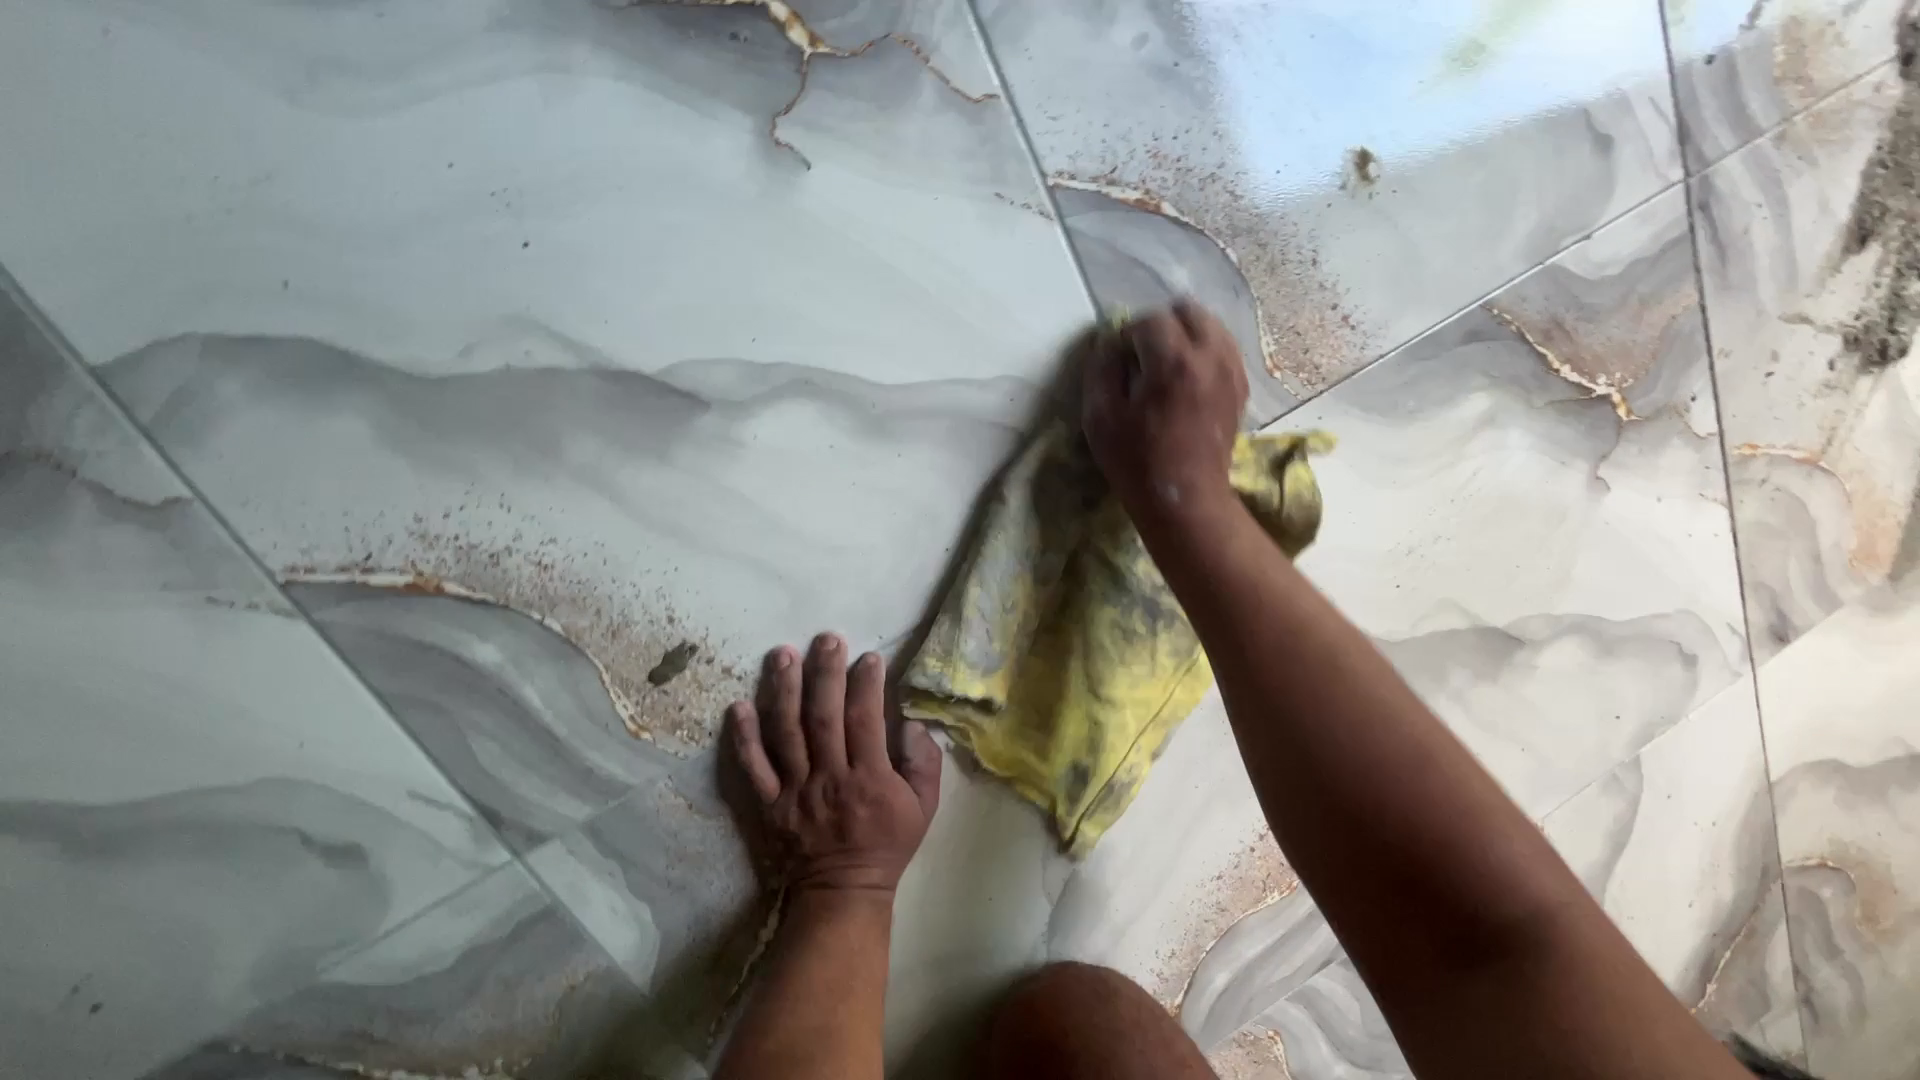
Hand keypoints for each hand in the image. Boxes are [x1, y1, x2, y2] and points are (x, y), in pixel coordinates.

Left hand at [727, 633, 942, 895]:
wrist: (842, 892)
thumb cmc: (887, 845)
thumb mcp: (924, 808)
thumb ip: (924, 764)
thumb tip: (911, 724)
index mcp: (869, 780)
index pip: (866, 721)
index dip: (867, 686)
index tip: (869, 657)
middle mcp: (829, 779)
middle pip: (824, 718)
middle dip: (825, 674)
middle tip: (826, 639)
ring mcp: (795, 791)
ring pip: (787, 733)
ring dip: (785, 690)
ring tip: (782, 654)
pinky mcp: (770, 804)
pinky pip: (754, 767)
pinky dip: (744, 737)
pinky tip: (740, 705)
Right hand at [1082, 300, 1249, 530]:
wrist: (1185, 498)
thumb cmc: (1136, 462)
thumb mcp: (1100, 416)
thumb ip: (1101, 368)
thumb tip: (1110, 341)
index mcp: (1173, 362)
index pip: (1148, 320)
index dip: (1126, 337)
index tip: (1117, 363)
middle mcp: (1210, 356)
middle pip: (1187, 310)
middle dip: (1159, 326)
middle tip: (1142, 357)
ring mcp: (1231, 370)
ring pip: (1210, 325)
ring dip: (1184, 335)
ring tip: (1165, 366)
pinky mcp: (1240, 385)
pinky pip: (1224, 347)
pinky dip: (1203, 351)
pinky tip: (1186, 377)